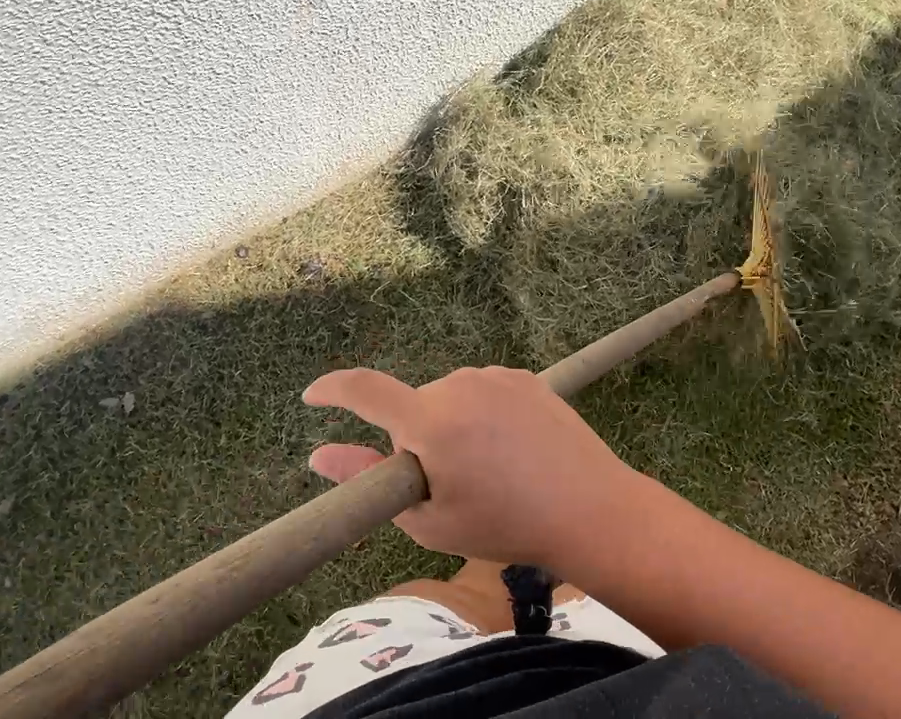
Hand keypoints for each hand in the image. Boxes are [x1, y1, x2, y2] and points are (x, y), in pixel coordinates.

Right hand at [304, 365, 643, 567]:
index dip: (332, 389)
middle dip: (417, 440)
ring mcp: (497, 376)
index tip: (312, 395)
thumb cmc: (503, 524)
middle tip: (451, 485)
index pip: (365, 390)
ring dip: (451, 426)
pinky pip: (483, 393)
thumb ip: (367, 481)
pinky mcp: (525, 377)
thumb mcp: (427, 518)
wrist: (588, 507)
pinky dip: (481, 416)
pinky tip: (511, 449)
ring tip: (490, 470)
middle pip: (415, 408)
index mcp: (431, 420)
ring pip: (450, 400)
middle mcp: (461, 384)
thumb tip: (318, 455)